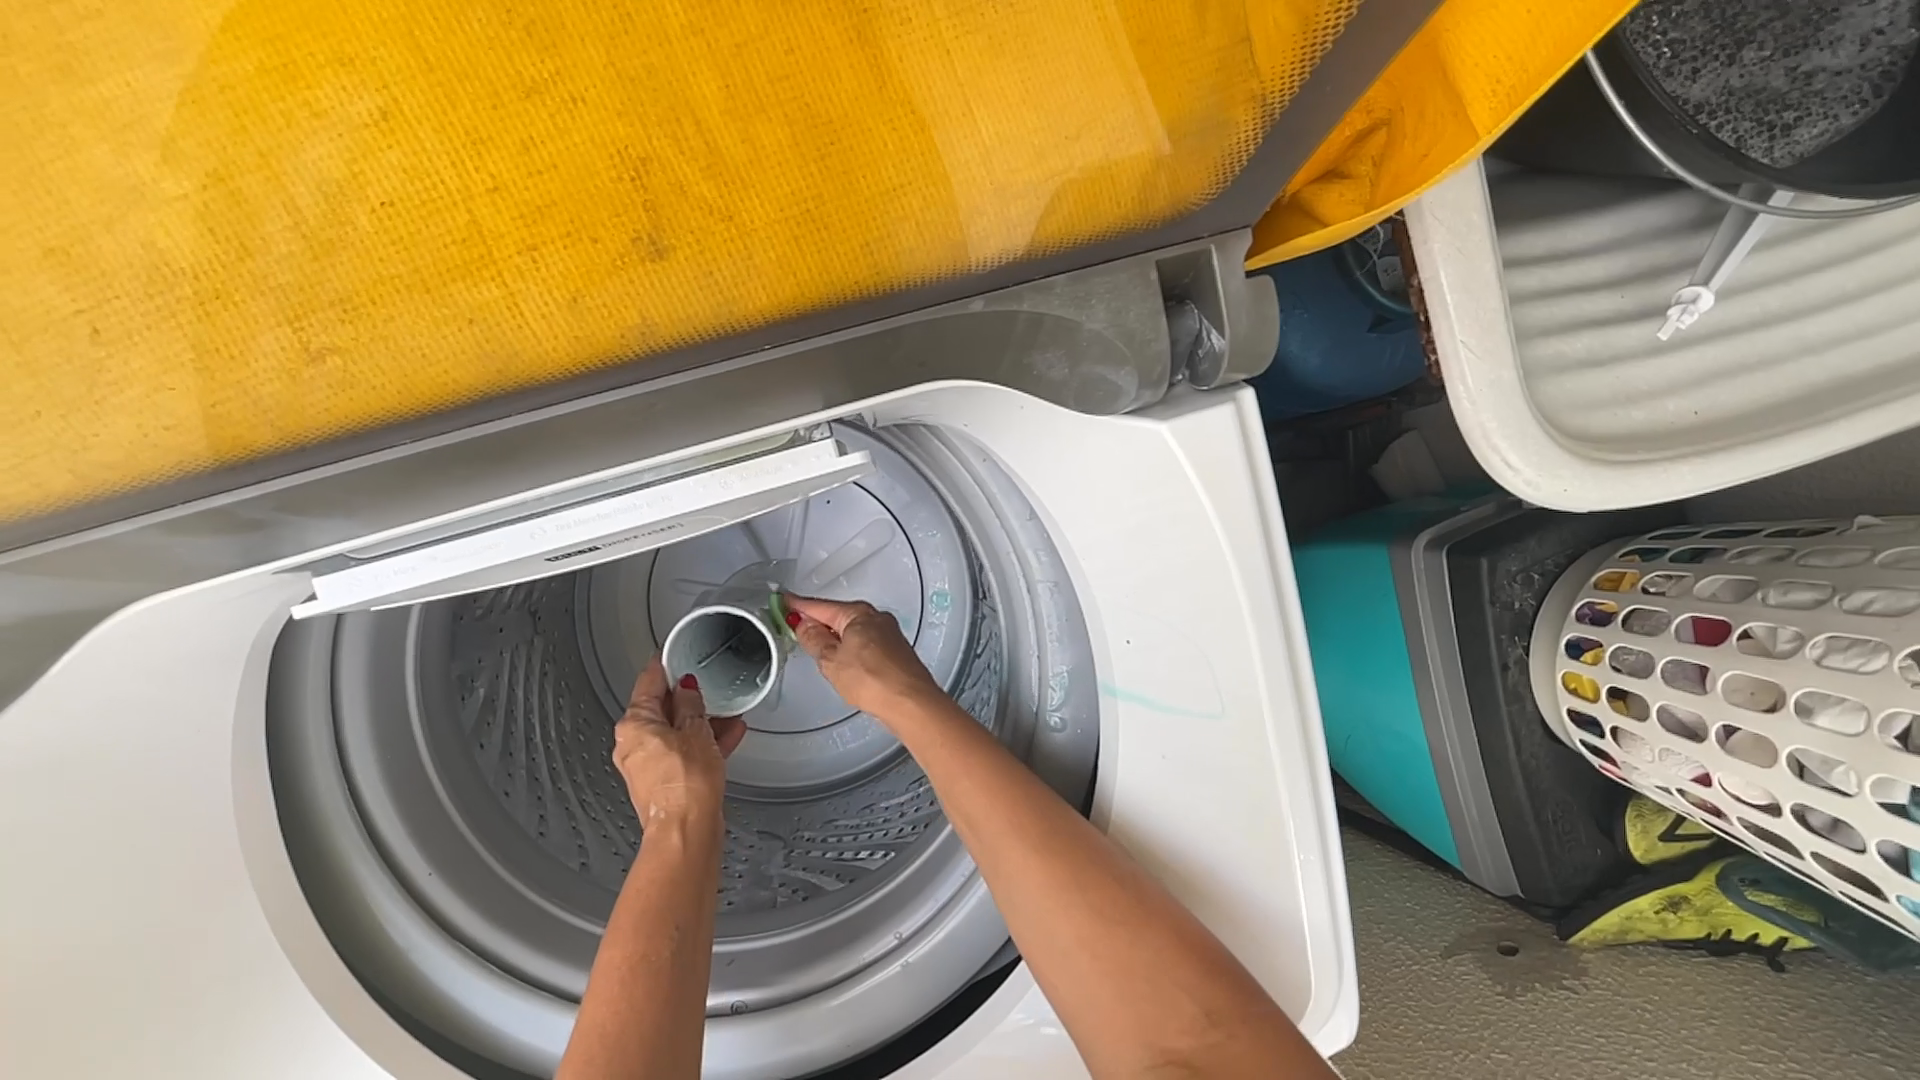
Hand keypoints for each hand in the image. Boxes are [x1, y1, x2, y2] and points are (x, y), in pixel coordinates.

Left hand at [612, 656, 747, 824]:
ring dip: (700, 723)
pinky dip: (702, 744)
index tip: (671, 656)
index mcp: (633, 725)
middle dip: (687, 700)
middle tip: (707, 688)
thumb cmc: (684, 784)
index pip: (648, 683)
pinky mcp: (665, 783)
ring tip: (727, 714)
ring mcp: (648, 766)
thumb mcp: (696, 729)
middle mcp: (633, 745)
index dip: (664, 667)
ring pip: (676, 733)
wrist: (687, 830)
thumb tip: (688, 689)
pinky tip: (727, 738)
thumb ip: (691, 703)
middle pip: (662, 710)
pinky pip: (684, 753)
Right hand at [784, 594, 942, 721]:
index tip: (785, 601)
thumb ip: (814, 640)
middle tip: (796, 623)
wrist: (910, 701)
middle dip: (817, 621)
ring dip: (834, 636)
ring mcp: (888, 634)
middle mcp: (876, 618)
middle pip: (838, 615)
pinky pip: (865, 641)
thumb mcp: (831, 660)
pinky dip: (850, 646)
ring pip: (853, 629)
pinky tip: (844, 659)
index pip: (820, 606)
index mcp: (858, 614)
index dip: (799, 605)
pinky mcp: (894, 651)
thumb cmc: (875, 680)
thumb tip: (804, 626)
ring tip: (816, 646)